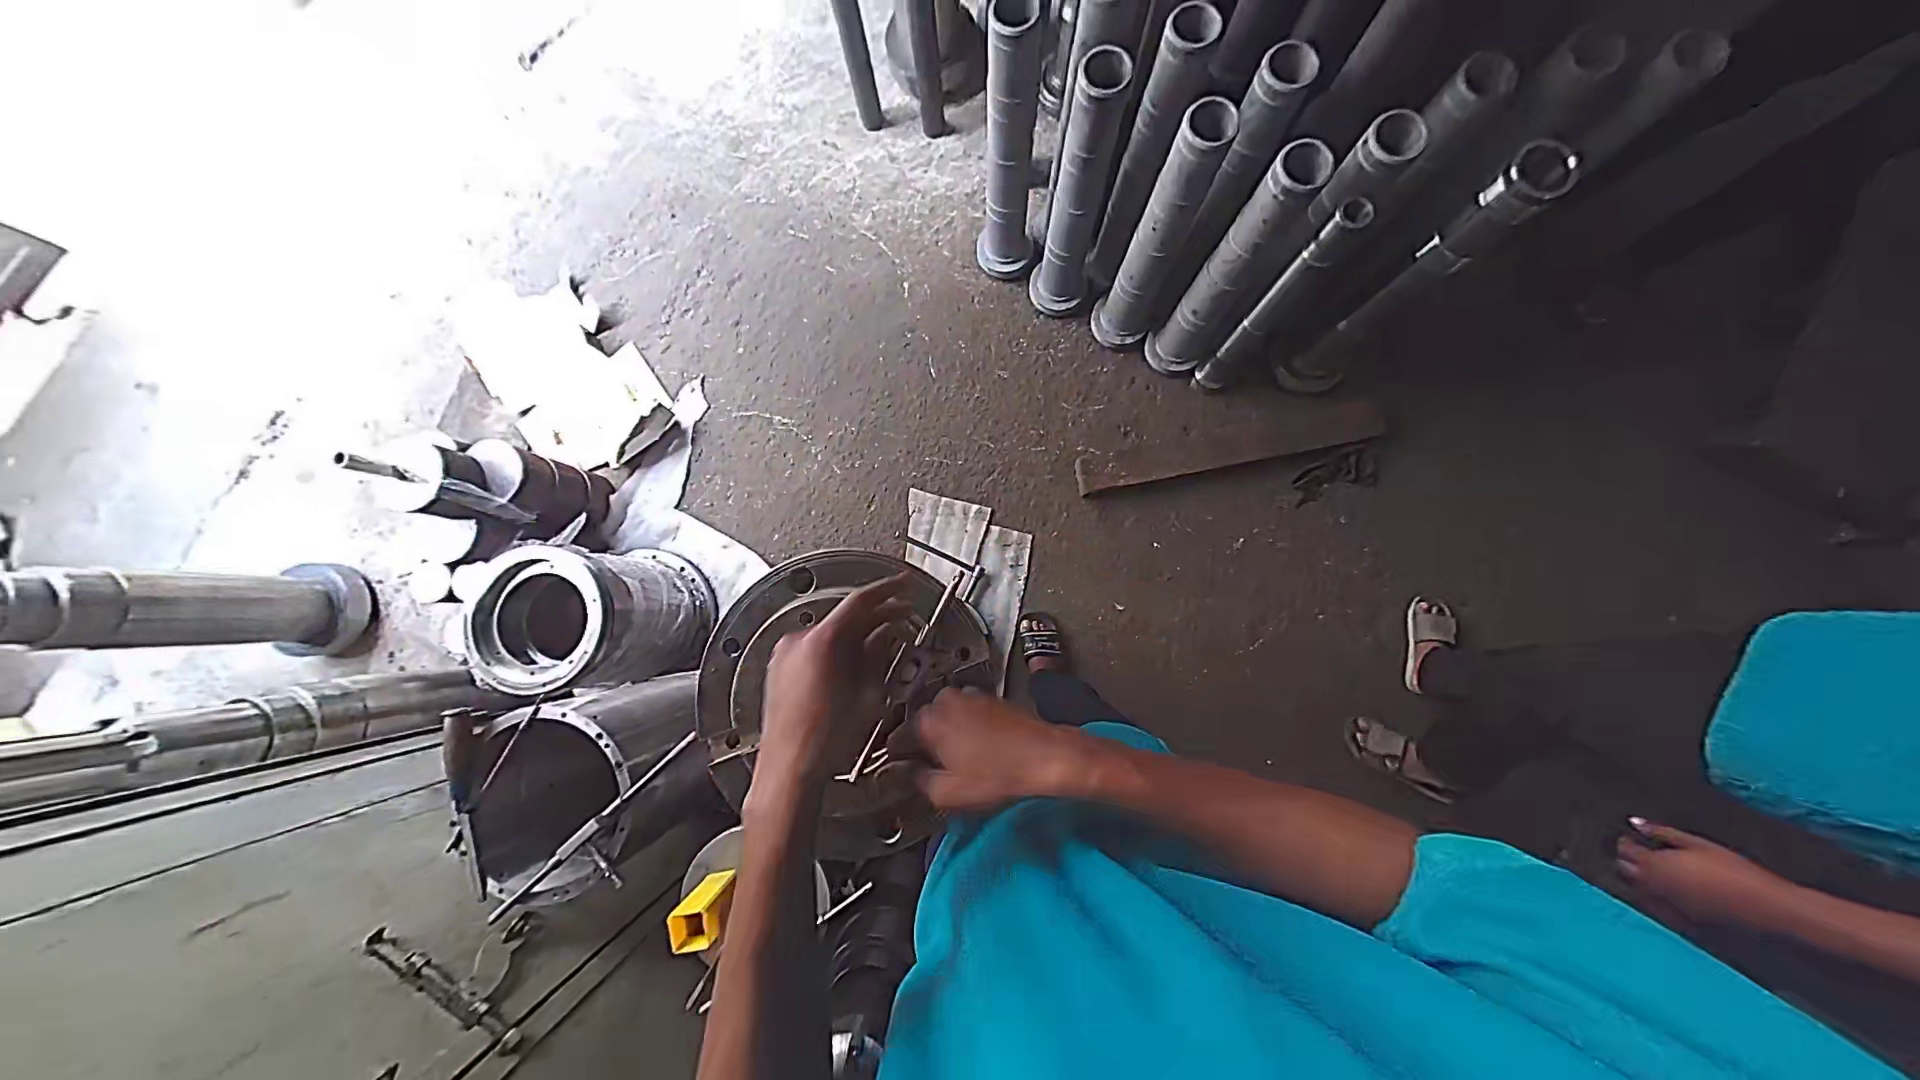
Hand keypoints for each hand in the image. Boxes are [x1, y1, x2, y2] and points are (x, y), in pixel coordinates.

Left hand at [753, 575, 912, 799]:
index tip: (902, 584)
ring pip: (830, 632)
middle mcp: (798, 642)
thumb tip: (888, 635)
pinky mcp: (780, 669)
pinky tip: (854, 664)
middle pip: (845, 617)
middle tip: (901, 619)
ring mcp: (785, 655)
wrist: (790, 768)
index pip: (861, 601)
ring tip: (881, 647)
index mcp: (821, 642)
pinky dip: (837, 648)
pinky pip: (814, 647)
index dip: (887, 589)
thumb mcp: (867, 694)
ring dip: (857, 635)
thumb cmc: (823, 741)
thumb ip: (879, 654)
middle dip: (876, 617)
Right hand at [901, 687, 1106, 812]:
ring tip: (960, 762)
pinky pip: (968, 715)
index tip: (898, 768)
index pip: (898, 737)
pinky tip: (981, 752)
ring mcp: (971, 697)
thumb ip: (920, 783)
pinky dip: (969, 730)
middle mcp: (947, 701)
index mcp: (929, 719)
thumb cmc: (1001, 772)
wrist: (1046, 756)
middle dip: (925, 743)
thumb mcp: (948, 792)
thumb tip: (915, 777)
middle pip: (923, 723)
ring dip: (948, 735)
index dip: (898, 756)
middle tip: (932, 767)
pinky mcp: (992, 700)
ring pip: (947, 717)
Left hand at [1615, 819, 1797, 925]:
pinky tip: (1667, 893)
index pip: (1625, 851)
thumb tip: (1635, 822)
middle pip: (1625, 869)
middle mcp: (1653, 885)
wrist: (1770, 907)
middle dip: (1628, 860)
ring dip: (1638, 879)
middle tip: (1642, 854)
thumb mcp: (1697, 844)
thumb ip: (1662, 833)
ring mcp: (1667, 905)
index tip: (1633, 839)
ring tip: (1653, 872)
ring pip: (1637, 889)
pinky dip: (1653, 899)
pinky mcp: (1683, 921)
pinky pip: (1656, 908)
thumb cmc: (1735, 870)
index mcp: (1654, 864)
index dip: (1626, 842)